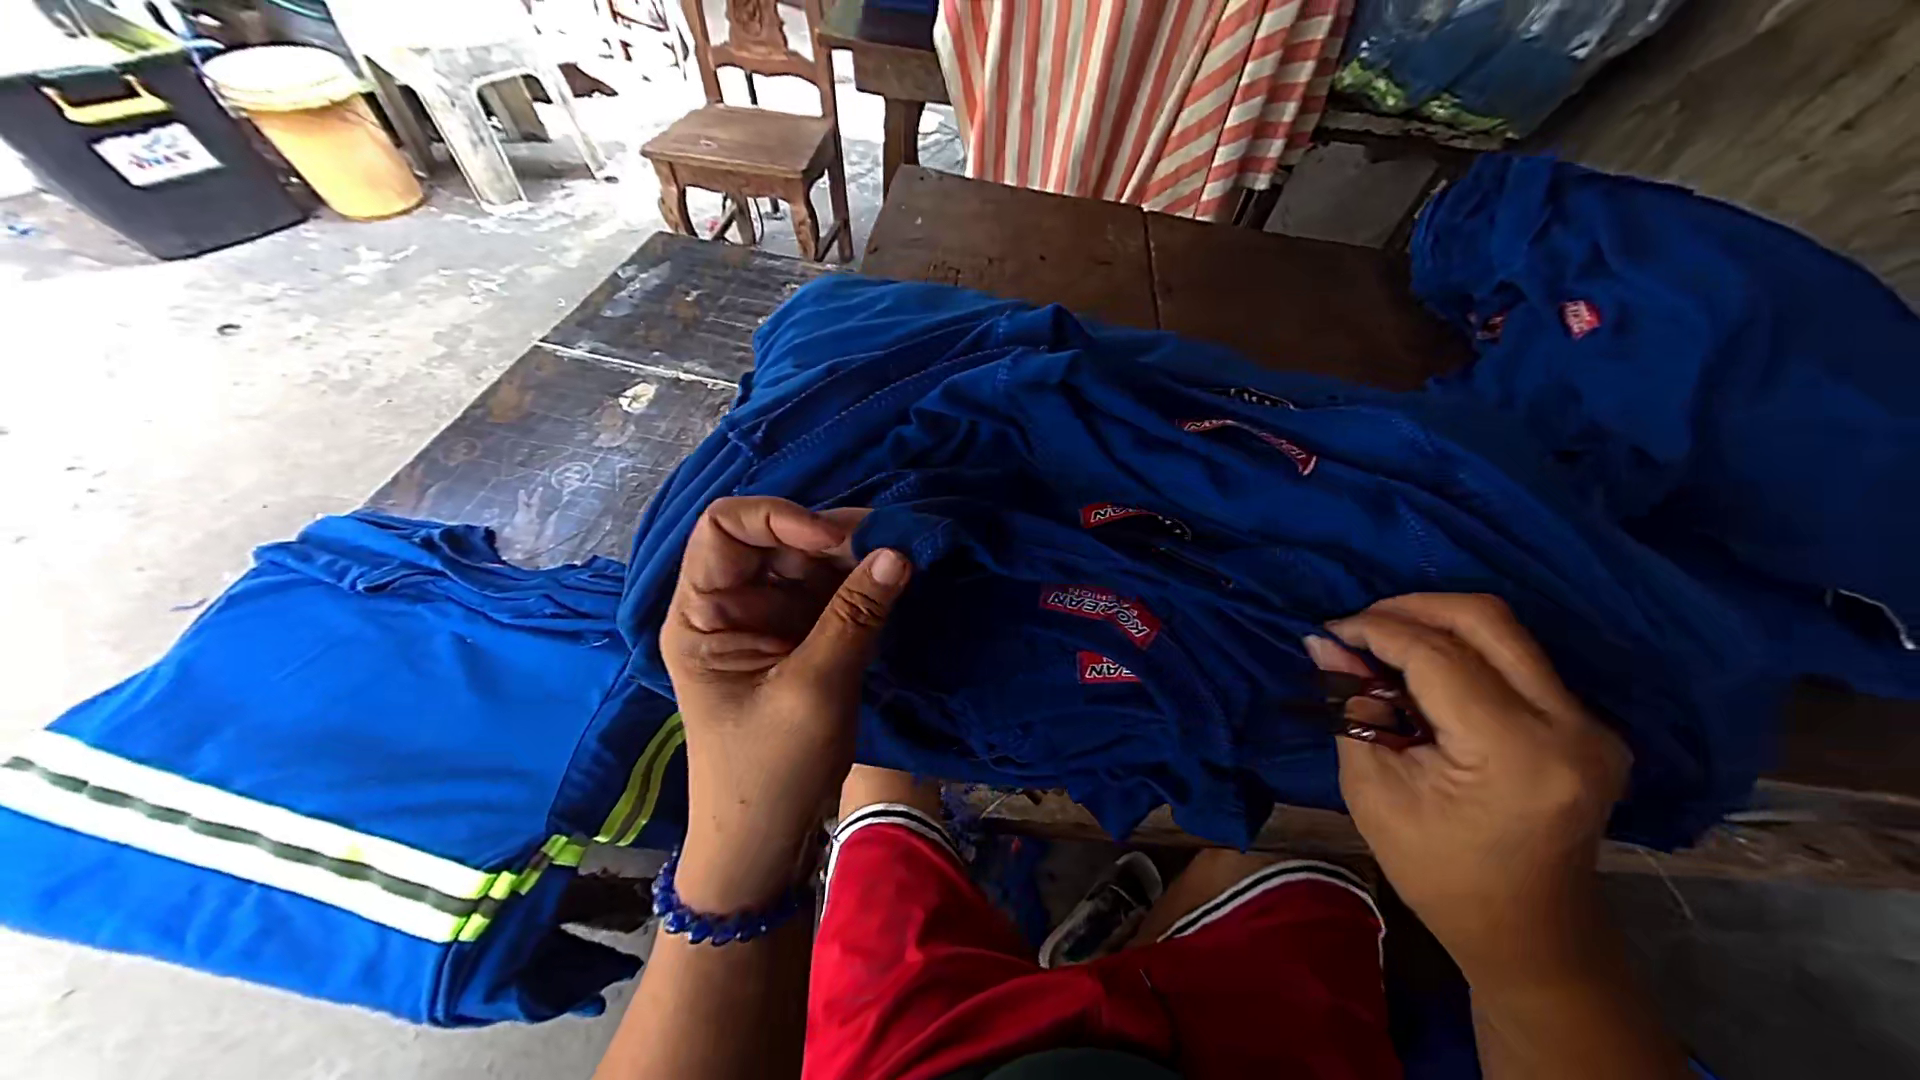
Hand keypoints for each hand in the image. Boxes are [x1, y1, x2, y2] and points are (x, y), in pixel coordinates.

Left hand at [662, 497, 910, 910]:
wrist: (767, 842)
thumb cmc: (770, 772)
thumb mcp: (814, 691)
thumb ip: (856, 616)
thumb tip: (899, 552)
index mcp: (703, 614)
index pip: (725, 528)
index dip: (777, 518)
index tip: (833, 541)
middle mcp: (732, 605)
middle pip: (774, 541)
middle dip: (829, 537)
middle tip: (891, 543)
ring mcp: (768, 620)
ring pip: (809, 564)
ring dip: (853, 558)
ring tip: (901, 558)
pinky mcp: (801, 638)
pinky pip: (830, 593)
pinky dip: (862, 583)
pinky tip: (893, 581)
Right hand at [1306, 594, 1629, 990]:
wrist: (1526, 928)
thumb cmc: (1435, 869)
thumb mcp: (1372, 788)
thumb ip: (1353, 705)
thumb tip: (1324, 644)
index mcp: (1514, 752)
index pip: (1437, 656)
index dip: (1376, 631)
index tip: (1329, 631)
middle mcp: (1569, 726)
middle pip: (1487, 620)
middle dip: (1411, 607)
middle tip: (1358, 624)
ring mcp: (1589, 723)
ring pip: (1505, 630)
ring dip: (1434, 621)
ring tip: (1381, 639)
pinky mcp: (1586, 723)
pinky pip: (1515, 656)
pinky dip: (1458, 646)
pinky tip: (1418, 666)